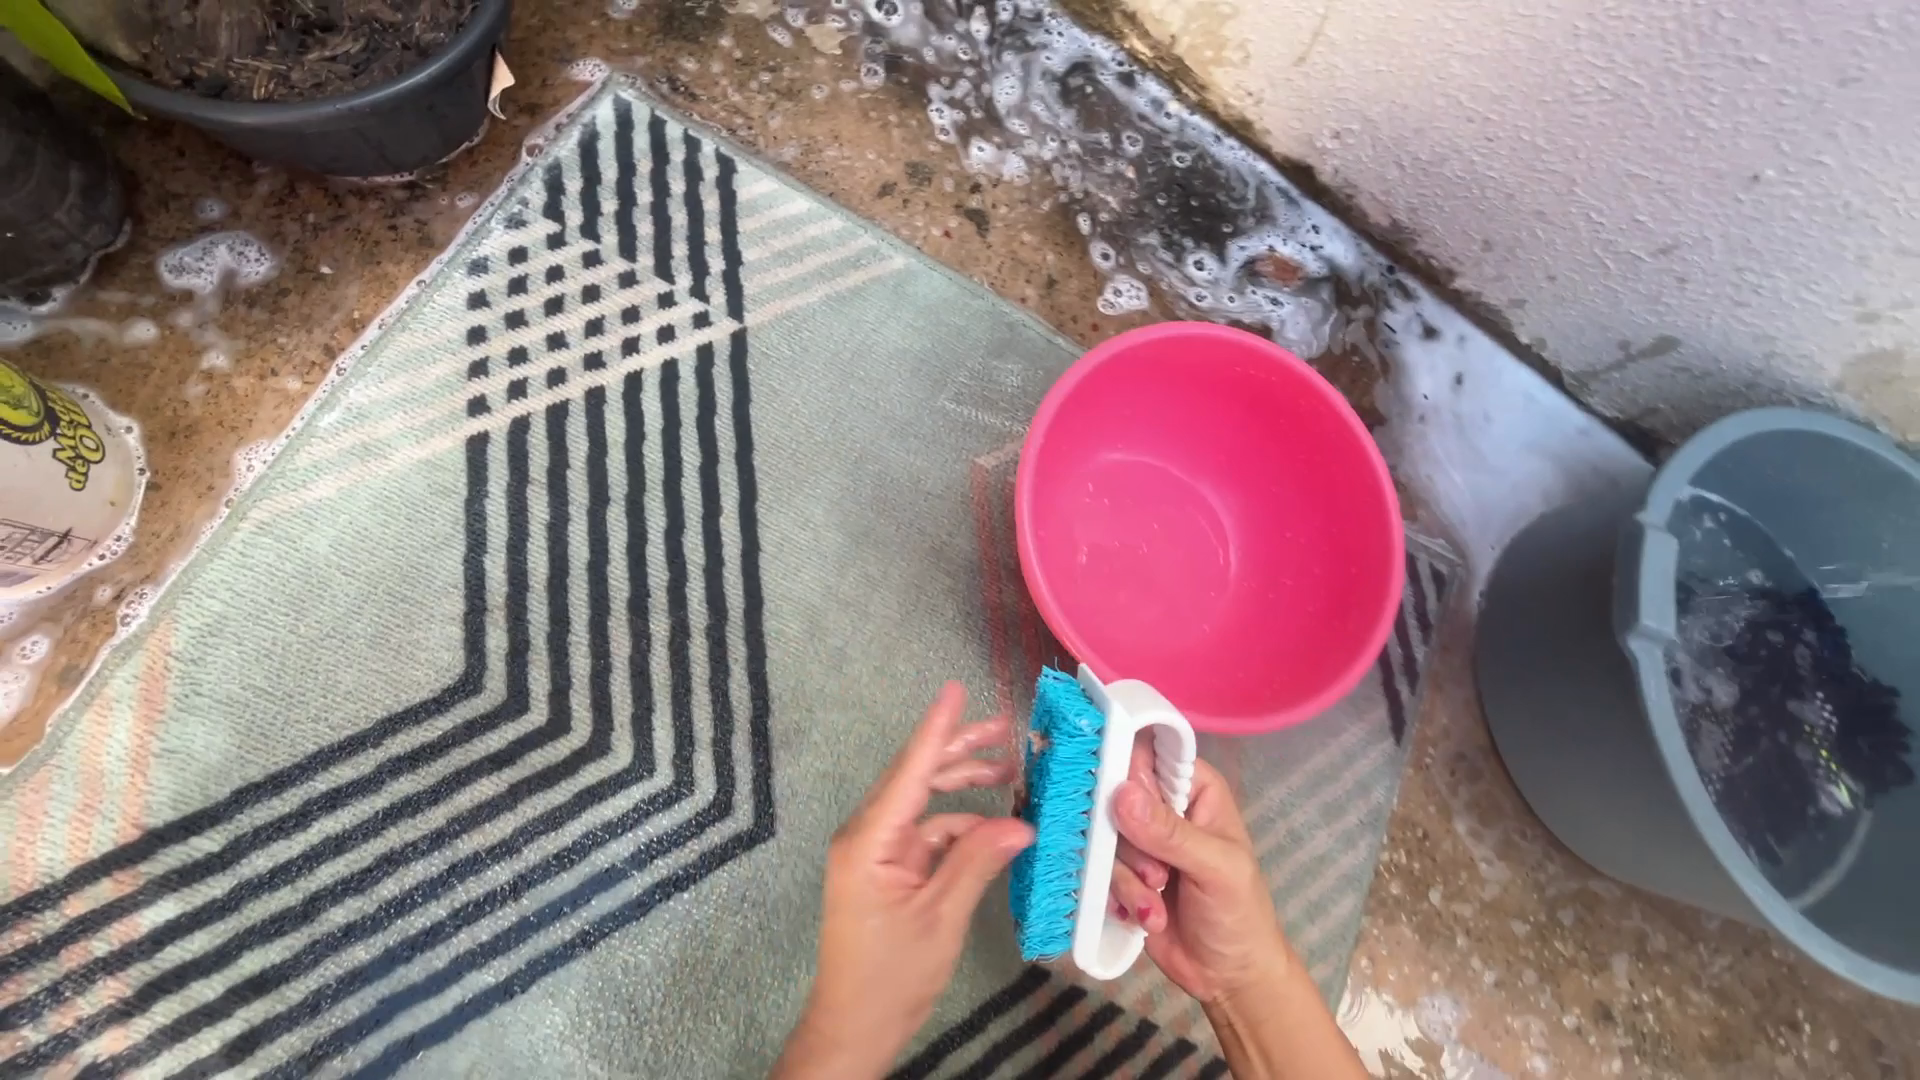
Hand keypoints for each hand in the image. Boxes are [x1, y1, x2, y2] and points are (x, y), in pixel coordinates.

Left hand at [772, 684, 1033, 1079]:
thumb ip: (977, 862)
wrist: (853, 1029)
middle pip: (916, 776)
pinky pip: (926, 832)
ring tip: (1008, 771)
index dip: (936, 728)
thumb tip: (1020, 823)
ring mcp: (877, 849)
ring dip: (962, 786)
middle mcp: (868, 833)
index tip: (955, 690)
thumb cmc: (890, 977)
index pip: (910, 771)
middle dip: (960, 750)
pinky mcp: (888, 866)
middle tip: (1005, 729)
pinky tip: (993, 830)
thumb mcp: (940, 918)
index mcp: (870, 839)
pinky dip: (959, 826)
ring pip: (923, 801)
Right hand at [1108, 754, 1292, 1004]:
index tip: (1116, 798)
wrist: (1228, 978)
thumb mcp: (1216, 869)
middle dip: (1130, 843)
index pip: (1147, 752)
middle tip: (1156, 875)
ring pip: (1103, 835)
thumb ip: (1171, 833)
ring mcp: (1137, 839)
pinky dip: (1117, 895)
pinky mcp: (1119, 870)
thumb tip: (1121, 794)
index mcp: (1192, 786)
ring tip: (1157, 904)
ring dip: (1128, 877)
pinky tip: (1143, 915)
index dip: (1126, 768)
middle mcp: (1161, 804)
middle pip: (1115, 794)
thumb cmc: (1239, 914)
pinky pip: (1097, 866)